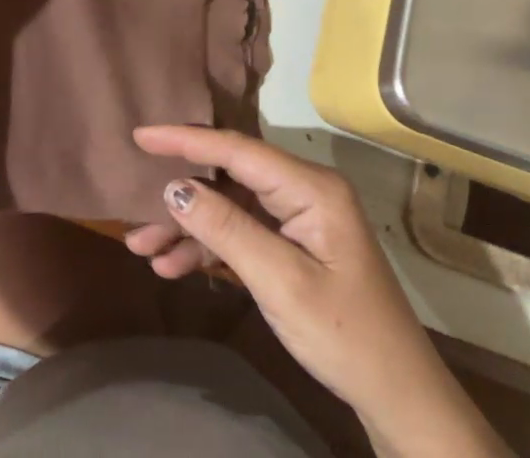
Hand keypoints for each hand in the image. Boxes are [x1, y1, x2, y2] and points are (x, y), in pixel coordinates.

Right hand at [125, 126, 446, 417]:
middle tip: (134, 214)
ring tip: (142, 251)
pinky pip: (239, 234)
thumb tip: (174, 187)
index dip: (185, 140)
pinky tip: (173, 268)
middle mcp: (304, 193)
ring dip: (186, 229)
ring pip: (227, 208)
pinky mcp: (292, 246)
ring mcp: (298, 220)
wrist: (395, 393)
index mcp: (311, 189)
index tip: (139, 137)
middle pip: (227, 178)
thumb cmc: (344, 334)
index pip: (237, 150)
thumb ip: (225, 228)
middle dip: (179, 197)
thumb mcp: (279, 281)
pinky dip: (206, 248)